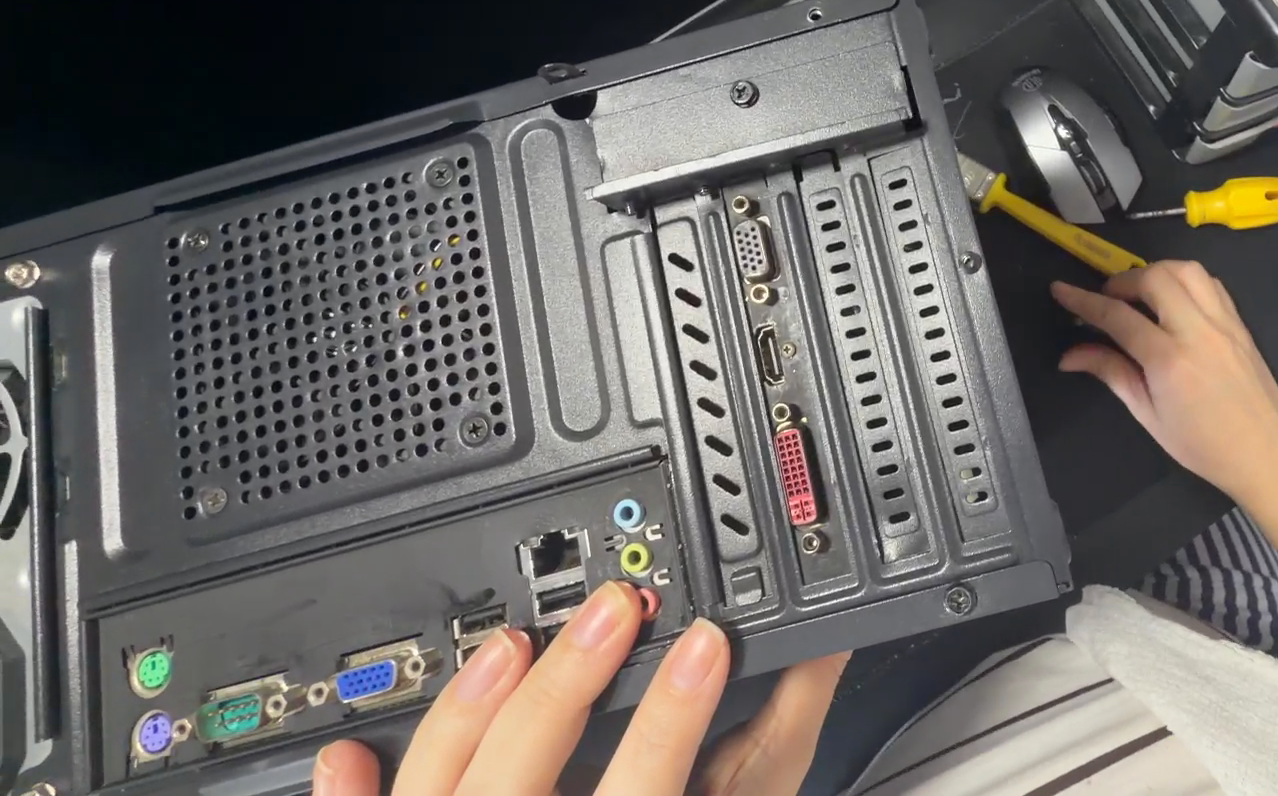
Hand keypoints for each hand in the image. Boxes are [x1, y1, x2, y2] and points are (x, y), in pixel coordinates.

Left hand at [311, 581, 848, 795]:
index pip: (642, 794)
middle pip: (520, 789)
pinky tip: (347, 754)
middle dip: (566, 686)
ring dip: (466, 720)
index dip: (674, 716)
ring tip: (512, 645)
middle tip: (616, 611)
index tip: (706, 641)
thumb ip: (778, 748)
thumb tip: (819, 659)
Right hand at [1051, 261, 1277, 503]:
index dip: (1083, 300)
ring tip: (1140, 295)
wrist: (1267, 455)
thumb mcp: (1147, 415)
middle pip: (1154, 277)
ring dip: (1155, 272)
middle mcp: (1198, 331)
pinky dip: (1184, 280)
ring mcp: (1224, 323)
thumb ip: (1110, 373)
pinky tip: (1173, 301)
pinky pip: (1210, 283)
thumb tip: (1070, 355)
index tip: (1060, 290)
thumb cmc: (1202, 445)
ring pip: (1186, 269)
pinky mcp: (1240, 323)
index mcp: (1170, 360)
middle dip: (1122, 280)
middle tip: (1108, 300)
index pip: (1117, 316)